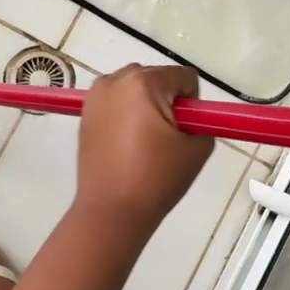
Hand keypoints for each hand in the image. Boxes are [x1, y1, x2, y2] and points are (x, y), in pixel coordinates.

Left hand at [75, 65, 212, 229]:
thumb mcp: (198, 149)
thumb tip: (191, 118)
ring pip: (136, 88)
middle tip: (166, 139)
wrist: (111, 212)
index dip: (192, 106)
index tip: (184, 132)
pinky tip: (127, 144)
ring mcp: (95, 96)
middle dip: (167, 102)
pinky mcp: (85, 113)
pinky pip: (116, 102)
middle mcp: (116, 80)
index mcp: (144, 82)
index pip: (185, 78)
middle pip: (158, 78)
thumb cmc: (157, 179)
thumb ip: (204, 122)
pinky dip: (126, 114)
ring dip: (146, 105)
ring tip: (146, 143)